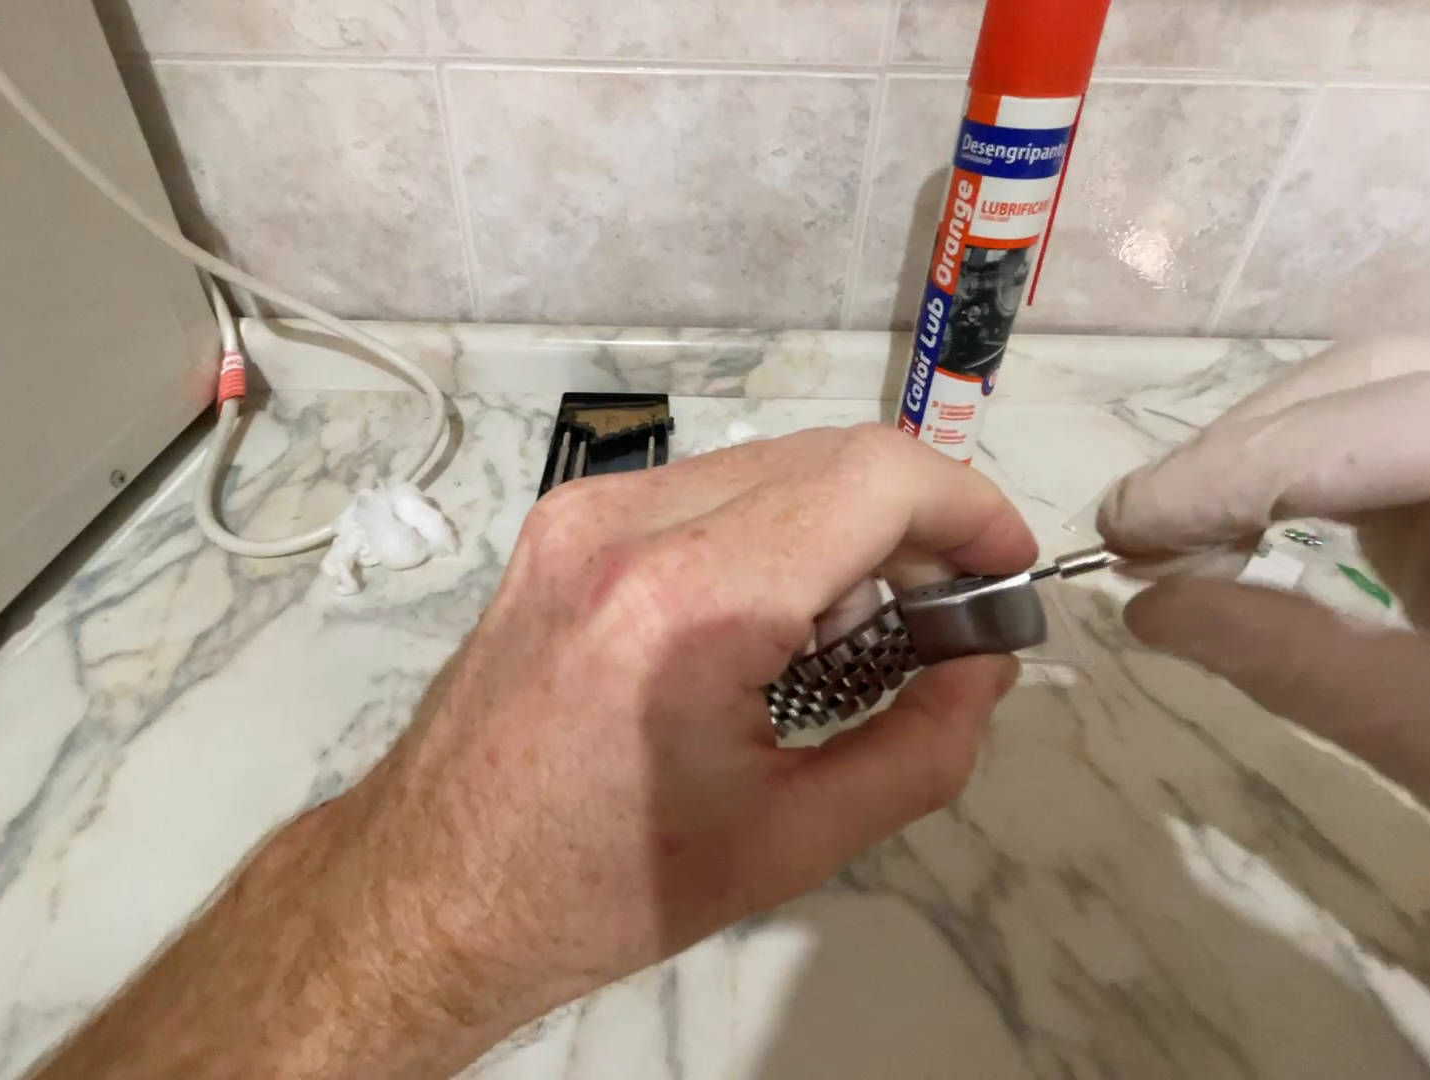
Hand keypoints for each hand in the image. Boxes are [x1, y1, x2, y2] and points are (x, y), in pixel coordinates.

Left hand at [40, 424, 1037, 1079]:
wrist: (430, 885)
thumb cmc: (603, 886)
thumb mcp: (792, 841)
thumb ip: (922, 746)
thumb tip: (982, 665)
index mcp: (688, 604)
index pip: (872, 478)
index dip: (964, 505)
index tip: (999, 564)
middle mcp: (626, 526)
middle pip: (828, 454)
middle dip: (910, 516)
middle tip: (939, 605)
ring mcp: (582, 512)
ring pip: (769, 462)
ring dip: (842, 519)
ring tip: (858, 616)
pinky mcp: (562, 522)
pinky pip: (706, 486)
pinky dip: (773, 522)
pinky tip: (775, 603)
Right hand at [1099, 337, 1429, 923]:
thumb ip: (1312, 670)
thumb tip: (1144, 610)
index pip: (1424, 421)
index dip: (1258, 467)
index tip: (1126, 532)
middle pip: (1382, 381)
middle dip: (1238, 453)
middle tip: (1130, 535)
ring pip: (1364, 399)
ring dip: (1244, 464)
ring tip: (1160, 539)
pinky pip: (1367, 446)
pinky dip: (1276, 488)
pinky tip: (1227, 535)